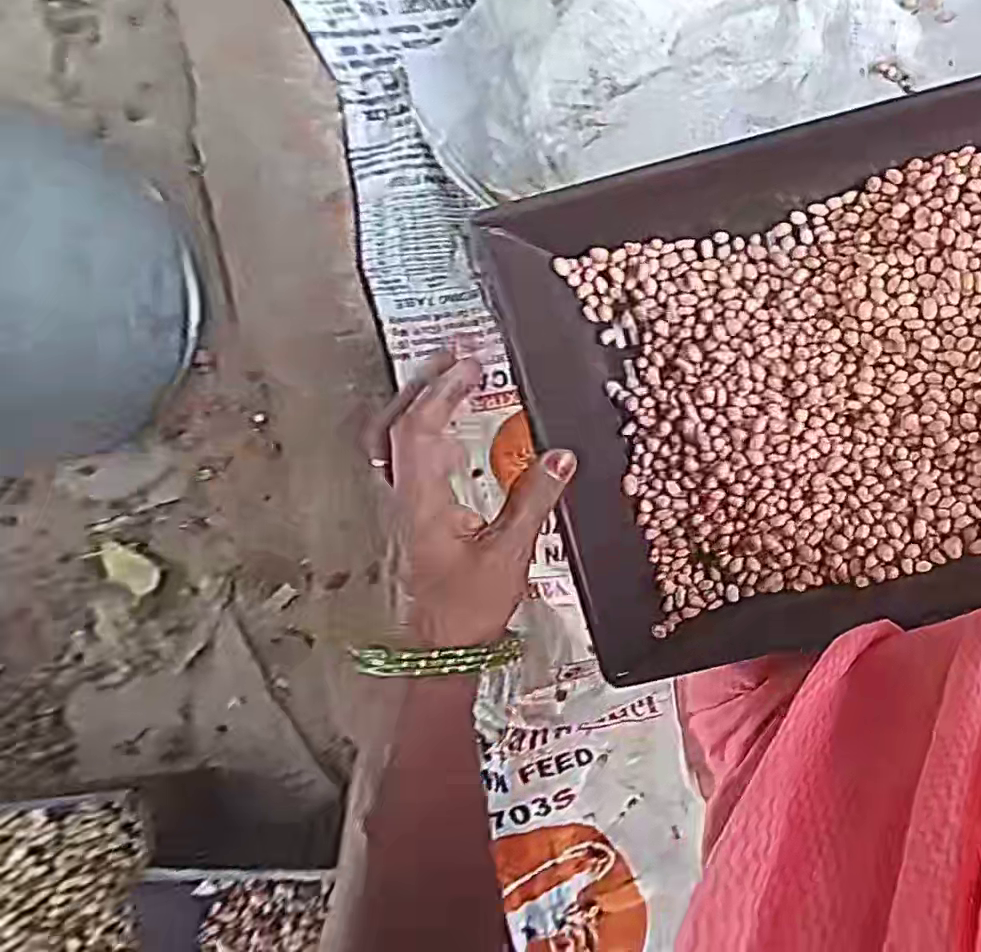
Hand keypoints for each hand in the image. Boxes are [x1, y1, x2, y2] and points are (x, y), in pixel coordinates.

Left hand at [364, 352, 575, 648]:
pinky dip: (424, 431)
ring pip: (393, 442)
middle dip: (424, 386)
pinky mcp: (413, 515)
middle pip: (393, 426)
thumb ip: (535, 499)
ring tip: (452, 382)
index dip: (442, 392)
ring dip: (418, 405)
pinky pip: (407, 459)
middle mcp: (402, 496)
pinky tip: (451, 431)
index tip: (472, 365)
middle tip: (459, 359)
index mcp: (421, 500)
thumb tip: (562, 453)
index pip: (419, 431)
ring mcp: (403, 505)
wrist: (438, 646)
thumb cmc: (469, 602)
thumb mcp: (511, 550)